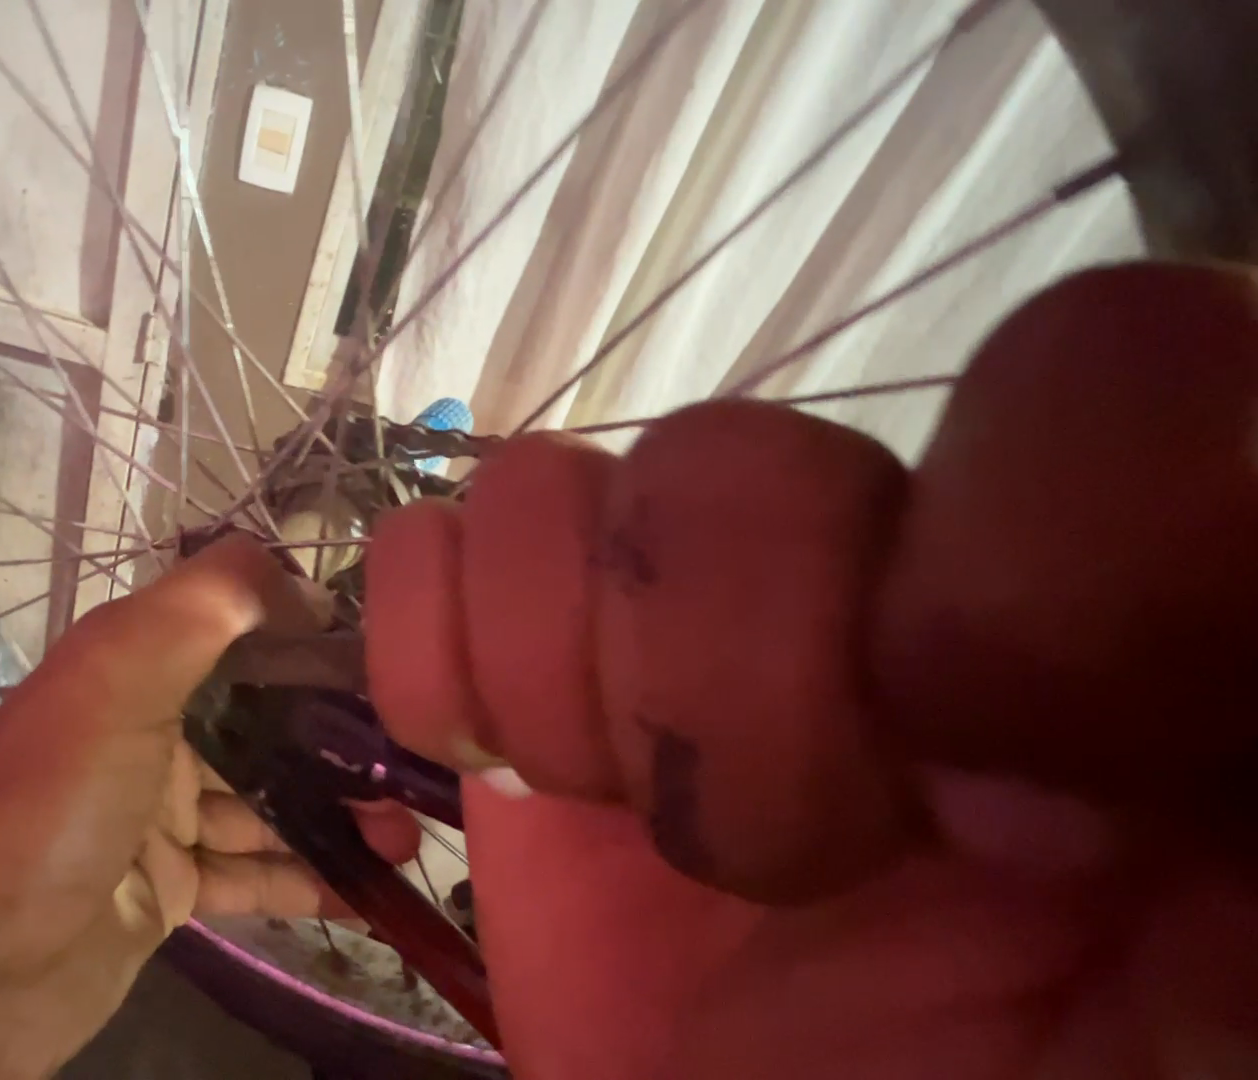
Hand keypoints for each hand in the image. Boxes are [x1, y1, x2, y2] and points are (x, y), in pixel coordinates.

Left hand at [0, 535, 416, 1079]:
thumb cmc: (52, 801)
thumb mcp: (122, 673)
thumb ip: (209, 604)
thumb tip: (302, 576)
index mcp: (136, 664)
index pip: (243, 630)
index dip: (313, 636)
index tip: (389, 657)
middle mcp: (150, 728)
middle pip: (265, 720)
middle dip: (338, 737)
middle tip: (415, 758)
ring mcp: (160, 814)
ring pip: (267, 801)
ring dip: (335, 813)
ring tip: (410, 830)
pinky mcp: (169, 889)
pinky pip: (252, 874)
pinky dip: (306, 880)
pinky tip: (367, 889)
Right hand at [365, 262, 1257, 1078]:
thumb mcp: (1236, 1005)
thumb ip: (1227, 754)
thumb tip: (968, 640)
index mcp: (1093, 599)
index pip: (1095, 369)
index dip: (1022, 553)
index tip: (975, 767)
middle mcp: (850, 560)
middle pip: (728, 459)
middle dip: (719, 682)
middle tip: (778, 860)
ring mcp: (649, 603)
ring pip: (542, 490)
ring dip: (558, 681)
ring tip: (616, 806)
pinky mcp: (505, 653)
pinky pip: (417, 555)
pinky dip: (429, 652)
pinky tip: (487, 747)